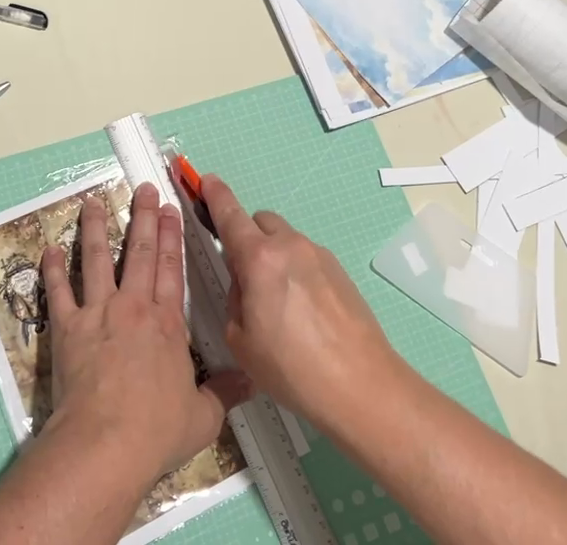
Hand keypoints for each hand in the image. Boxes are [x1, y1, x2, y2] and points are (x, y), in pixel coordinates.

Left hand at [39, 184, 250, 483]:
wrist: (105, 443)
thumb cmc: (157, 429)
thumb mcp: (203, 416)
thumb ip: (223, 393)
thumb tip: (250, 381)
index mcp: (167, 323)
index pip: (171, 268)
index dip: (172, 236)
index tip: (170, 209)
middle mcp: (133, 308)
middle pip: (139, 253)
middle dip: (143, 218)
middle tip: (143, 189)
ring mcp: (97, 314)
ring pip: (95, 260)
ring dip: (94, 229)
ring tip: (92, 203)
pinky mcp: (67, 328)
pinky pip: (58, 292)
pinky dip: (52, 270)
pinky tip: (50, 249)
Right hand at [205, 176, 402, 425]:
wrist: (360, 386)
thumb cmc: (291, 368)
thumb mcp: (240, 339)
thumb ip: (236, 299)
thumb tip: (248, 286)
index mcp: (259, 259)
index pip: (230, 215)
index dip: (214, 195)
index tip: (206, 180)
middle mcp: (290, 247)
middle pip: (260, 222)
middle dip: (247, 236)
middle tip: (243, 275)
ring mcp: (320, 257)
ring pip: (285, 241)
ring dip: (272, 256)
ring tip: (277, 304)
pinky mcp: (340, 273)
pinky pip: (306, 259)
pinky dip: (295, 272)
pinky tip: (302, 314)